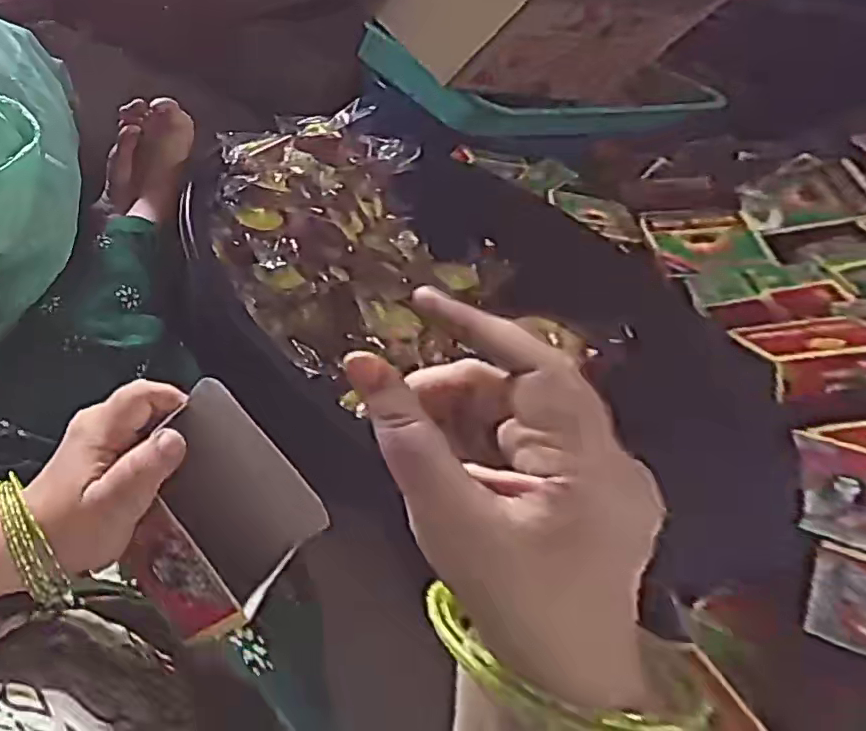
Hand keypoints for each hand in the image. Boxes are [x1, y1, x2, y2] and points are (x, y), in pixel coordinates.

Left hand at [24, 380, 188, 573]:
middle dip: (172, 429)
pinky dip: (147, 463)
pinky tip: (154, 489)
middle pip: (143, 409)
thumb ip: (147, 467)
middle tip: (194, 462)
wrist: (32, 543)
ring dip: (160, 449)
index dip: (175, 401)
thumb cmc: (69, 527)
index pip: (142, 392)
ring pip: (139, 430)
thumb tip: (176, 438)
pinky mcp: (94, 458)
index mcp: (99, 426)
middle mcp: (94, 425)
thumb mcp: (115, 501)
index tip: (201, 427)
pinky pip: (130, 448)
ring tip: (177, 479)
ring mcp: (93, 440)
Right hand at [344, 288, 664, 711]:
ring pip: (506, 410)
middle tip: (391, 416)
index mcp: (590, 466)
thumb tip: (358, 359)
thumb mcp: (441, 503)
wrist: (555, 665)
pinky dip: (467, 437)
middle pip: (511, 389)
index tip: (422, 301)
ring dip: (450, 416)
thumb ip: (399, 427)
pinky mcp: (578, 486)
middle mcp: (606, 461)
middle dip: (444, 393)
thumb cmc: (507, 589)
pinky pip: (512, 436)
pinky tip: (443, 462)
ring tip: (416, 448)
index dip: (480, 326)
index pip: (541, 368)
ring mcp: (596, 474)